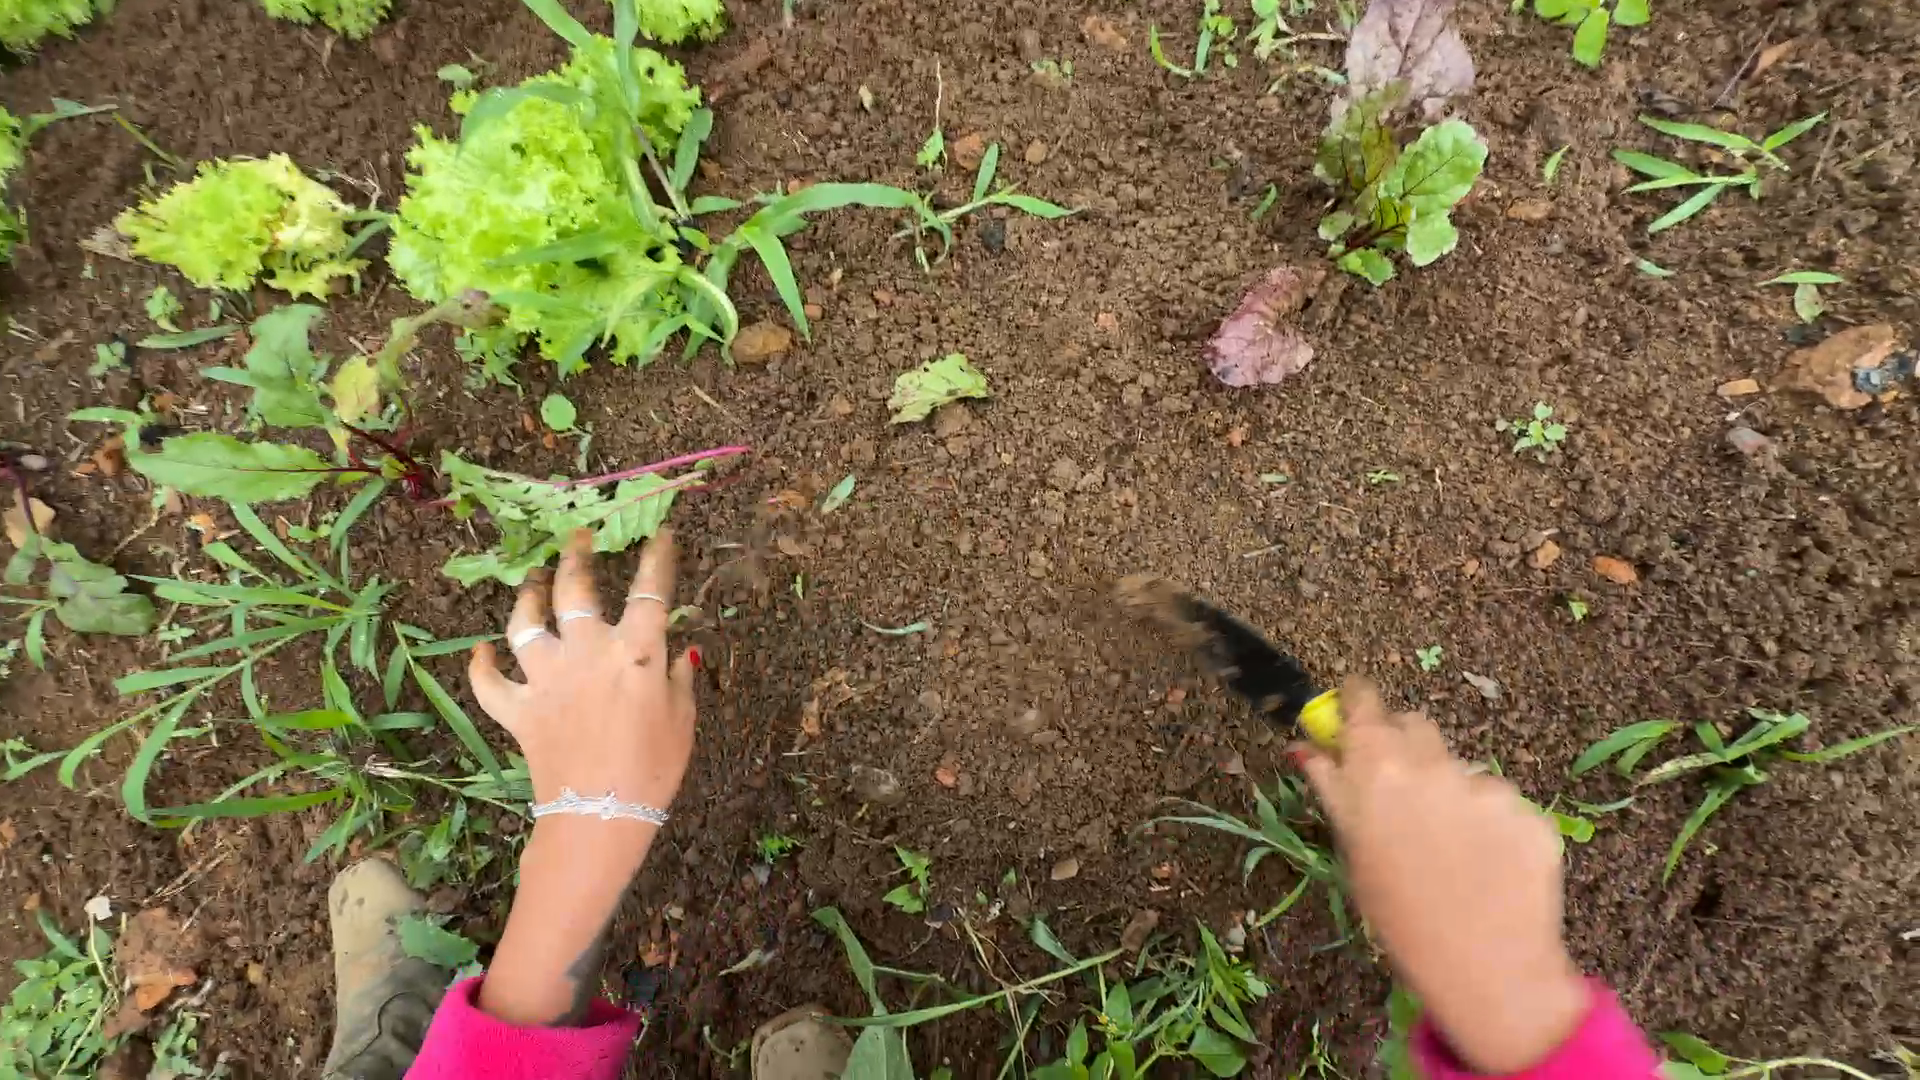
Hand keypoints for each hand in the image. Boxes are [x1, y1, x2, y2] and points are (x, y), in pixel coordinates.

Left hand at [465, 528, 697, 1025]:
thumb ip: (679, 679)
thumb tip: (679, 653)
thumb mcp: (683, 720)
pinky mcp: (519, 710)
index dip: (657, 558)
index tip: (661, 535)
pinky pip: (490, 683)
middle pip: (577, 590)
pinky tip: (482, 651)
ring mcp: (547, 679)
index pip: (651, 591)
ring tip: (532, 579)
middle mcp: (587, 653)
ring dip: (527, 597)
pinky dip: (483, 666)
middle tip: (579, 538)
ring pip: (526, 624)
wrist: (600, 817)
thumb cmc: (655, 768)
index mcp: (636, 652)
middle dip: (578, 557)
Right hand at [1298, 679, 1587, 1073]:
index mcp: (1377, 768)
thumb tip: (1306, 748)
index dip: (1358, 699)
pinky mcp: (1531, 813)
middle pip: (1414, 725)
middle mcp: (1430, 764)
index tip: (1355, 701)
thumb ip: (1331, 785)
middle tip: (1400, 784)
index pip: (1364, 703)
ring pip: (1459, 766)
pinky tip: (1484, 859)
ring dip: (1448, 786)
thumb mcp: (1350, 845)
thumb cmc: (1395, 909)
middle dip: (1404, 742)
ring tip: (1449, 840)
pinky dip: (1490, 819)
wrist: (1484, 969)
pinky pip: (1501, 801)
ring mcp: (1486, 787)